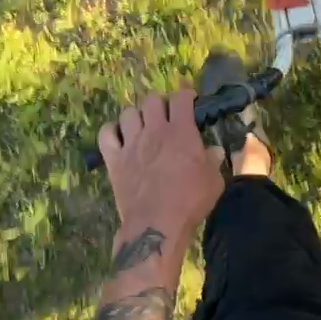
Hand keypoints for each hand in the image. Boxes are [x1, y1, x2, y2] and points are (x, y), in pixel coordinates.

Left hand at [97, 88, 225, 257]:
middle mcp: (154, 130)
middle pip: (152, 100)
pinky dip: (112, 131)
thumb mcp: (214, 181)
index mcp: (181, 131)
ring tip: (143, 126)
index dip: (186, 94)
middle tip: (166, 115)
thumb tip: (214, 150)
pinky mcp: (114, 159)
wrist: (156, 225)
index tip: (189, 100)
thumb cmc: (190, 201)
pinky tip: (120, 137)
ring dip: (137, 116)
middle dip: (160, 103)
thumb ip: (213, 160)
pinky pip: (106, 133)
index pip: (180, 97)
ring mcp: (131, 143)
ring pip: (128, 112)